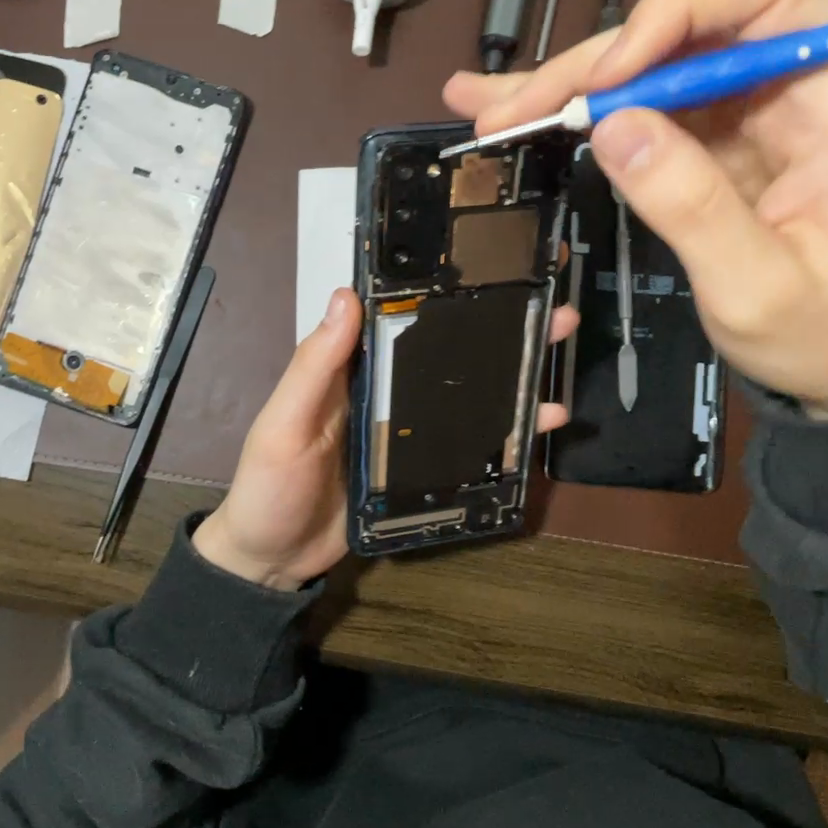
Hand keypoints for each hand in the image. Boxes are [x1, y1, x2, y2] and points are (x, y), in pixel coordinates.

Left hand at [195, 288, 578, 589]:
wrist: (276, 559)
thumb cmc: (270, 486)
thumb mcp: (285, 423)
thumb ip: (313, 367)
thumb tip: (346, 295)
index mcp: (347, 370)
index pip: (397, 318)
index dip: (439, 292)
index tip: (489, 268)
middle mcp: (382, 391)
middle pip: (445, 351)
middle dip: (496, 326)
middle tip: (550, 305)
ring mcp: (405, 431)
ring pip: (466, 393)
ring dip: (511, 370)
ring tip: (557, 346)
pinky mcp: (421, 469)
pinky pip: (469, 442)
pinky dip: (506, 430)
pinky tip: (544, 420)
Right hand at [444, 0, 827, 419]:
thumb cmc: (821, 333)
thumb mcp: (757, 286)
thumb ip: (691, 205)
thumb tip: (611, 127)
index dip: (684, 8)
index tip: (610, 78)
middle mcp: (786, 84)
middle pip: (683, 26)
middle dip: (590, 65)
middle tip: (509, 115)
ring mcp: (740, 110)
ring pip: (645, 63)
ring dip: (563, 84)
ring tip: (486, 110)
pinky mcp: (703, 139)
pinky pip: (632, 106)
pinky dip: (569, 110)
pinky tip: (508, 110)